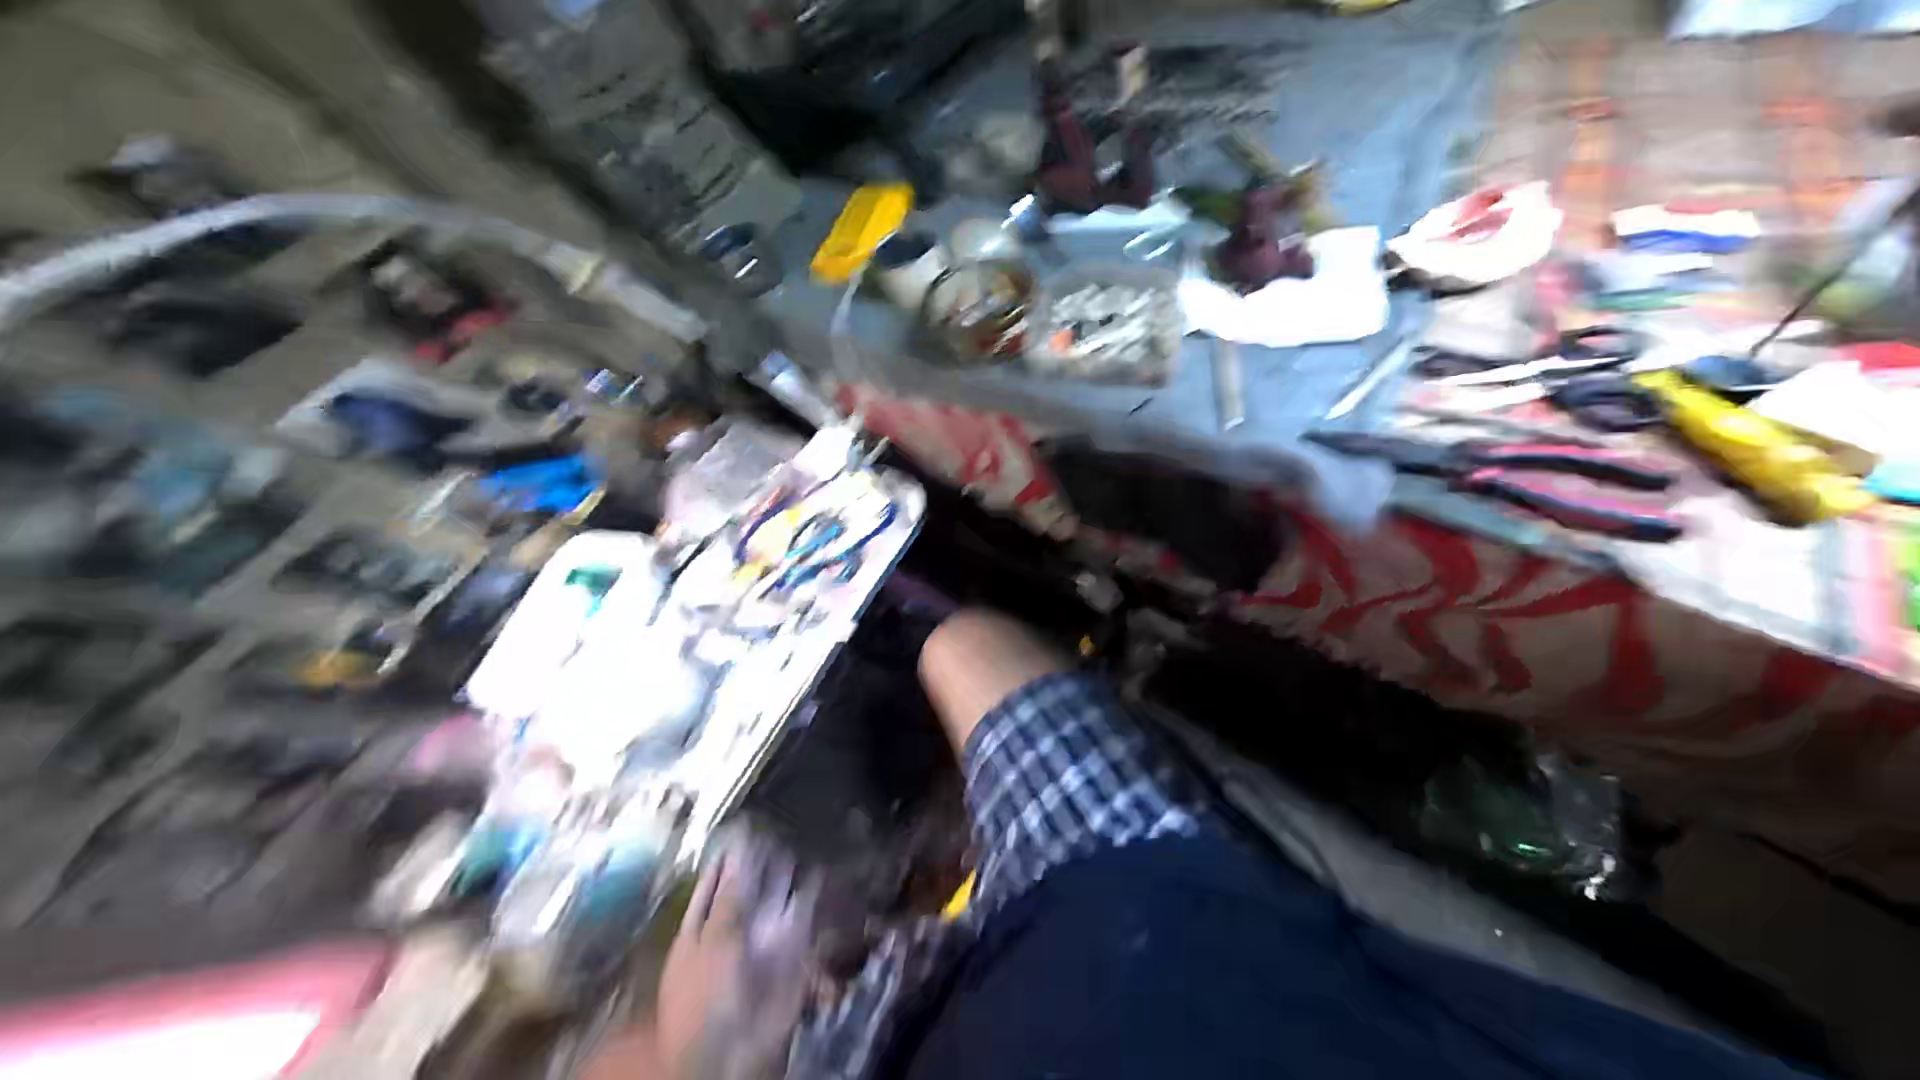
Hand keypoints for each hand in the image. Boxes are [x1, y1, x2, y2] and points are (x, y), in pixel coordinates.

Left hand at [656, 831, 818, 1079]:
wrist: (734, 1053)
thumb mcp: (711, 939)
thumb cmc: (706, 994)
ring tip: (798, 843)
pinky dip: (810, 899)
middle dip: (761, 864)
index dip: (727, 860)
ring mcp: (760, 945)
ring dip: (786, 877)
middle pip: (746, 891)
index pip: (713, 886)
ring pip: (775, 902)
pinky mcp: (788, 956)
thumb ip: (728, 894)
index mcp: (700, 931)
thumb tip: (737, 851)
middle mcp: (730, 934)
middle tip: (776, 829)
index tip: (743, 828)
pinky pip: (801, 921)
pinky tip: (819, 874)